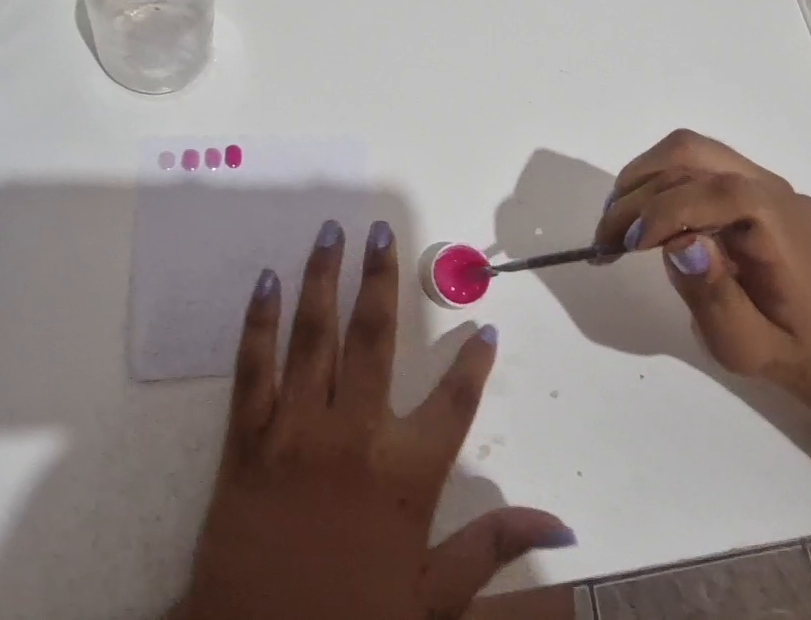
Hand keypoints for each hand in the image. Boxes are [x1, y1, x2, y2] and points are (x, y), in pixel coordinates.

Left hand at [171, 220, 574, 619]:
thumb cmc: (349, 619)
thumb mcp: (432, 598)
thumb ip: (492, 547)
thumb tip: (562, 524)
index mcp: (406, 473)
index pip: (455, 401)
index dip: (474, 362)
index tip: (486, 327)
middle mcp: (354, 434)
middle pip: (375, 338)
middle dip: (381, 278)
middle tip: (382, 229)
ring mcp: (296, 429)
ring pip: (314, 336)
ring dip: (324, 279)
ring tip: (332, 232)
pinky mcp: (248, 436)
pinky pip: (254, 367)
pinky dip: (260, 321)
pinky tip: (268, 281)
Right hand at [594, 130, 810, 380]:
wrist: (806, 330)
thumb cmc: (773, 344)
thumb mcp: (742, 344)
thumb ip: (716, 298)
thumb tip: (682, 243)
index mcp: (789, 234)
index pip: (730, 193)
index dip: (672, 208)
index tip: (632, 245)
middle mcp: (776, 191)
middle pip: (696, 157)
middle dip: (639, 194)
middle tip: (606, 241)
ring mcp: (757, 177)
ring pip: (684, 150)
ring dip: (637, 182)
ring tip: (613, 228)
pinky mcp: (736, 176)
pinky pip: (685, 161)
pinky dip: (647, 183)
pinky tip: (634, 220)